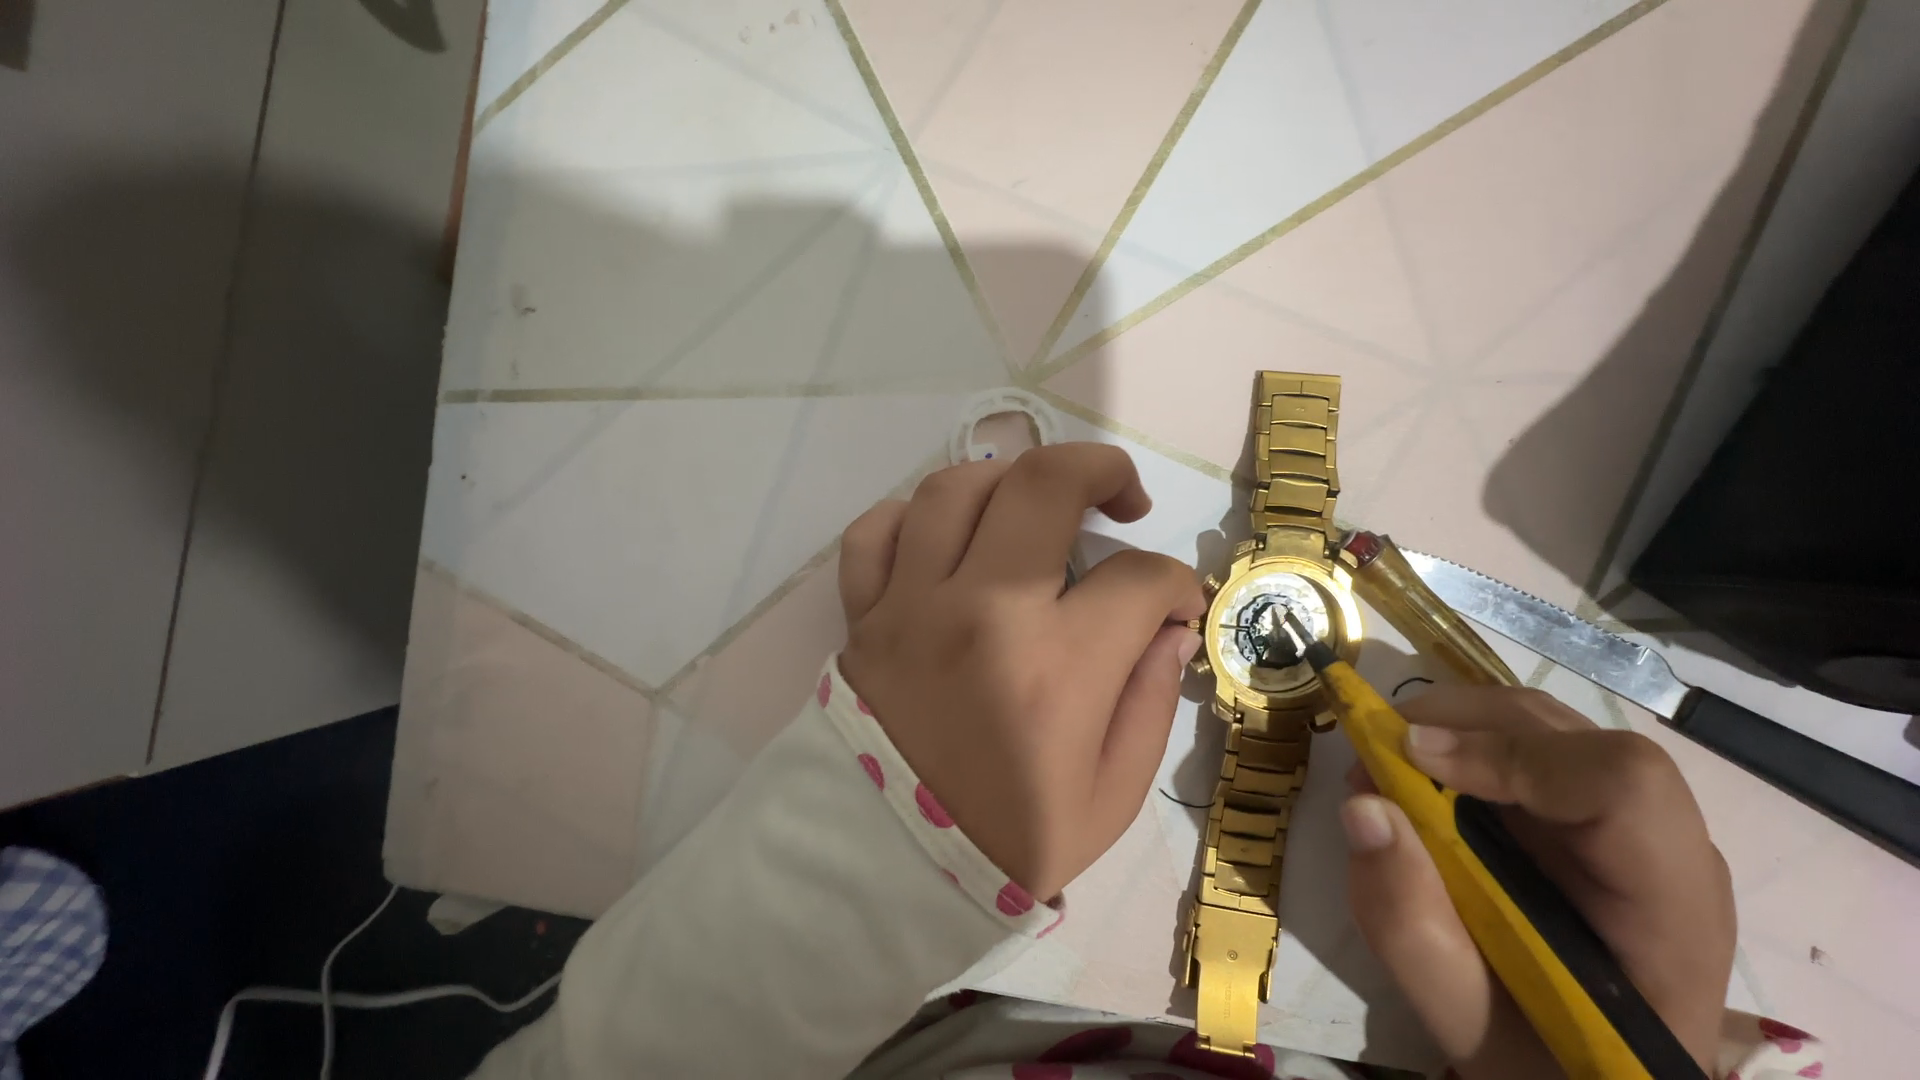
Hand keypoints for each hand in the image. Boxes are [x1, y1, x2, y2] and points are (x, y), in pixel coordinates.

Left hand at [837, 444, 1204, 899]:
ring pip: (955, 487)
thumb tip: (1168, 625)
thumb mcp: (1111, 795)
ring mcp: (910, 606)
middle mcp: (982, 614)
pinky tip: (942, 539)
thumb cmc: (1010, 838)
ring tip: (1031, 508)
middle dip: (1101, 469)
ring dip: (1007, 481)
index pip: (1138, 578)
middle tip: (1121, 497)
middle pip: (1044, 484)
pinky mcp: (861, 617)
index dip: (1175, 582)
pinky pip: (873, 532)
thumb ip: (1150, 700)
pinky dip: (910, 517)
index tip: (1174, 603)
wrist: (891, 871)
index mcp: (1057, 667)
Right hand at [1340, 686, 1734, 1077]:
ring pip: (1551, 727)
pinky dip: (1465, 738)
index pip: (1620, 784)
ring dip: (1458, 723)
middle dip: (1462, 722)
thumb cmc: (1537, 1058)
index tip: (1409, 758)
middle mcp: (1668, 848)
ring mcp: (1637, 824)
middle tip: (1373, 749)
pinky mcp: (1595, 812)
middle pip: (1575, 736)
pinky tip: (1421, 772)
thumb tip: (1362, 805)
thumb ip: (1407, 921)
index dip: (1511, 753)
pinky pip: (1534, 744)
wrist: (1585, 1073)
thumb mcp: (1458, 1013)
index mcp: (1667, 910)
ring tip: (1387, 759)